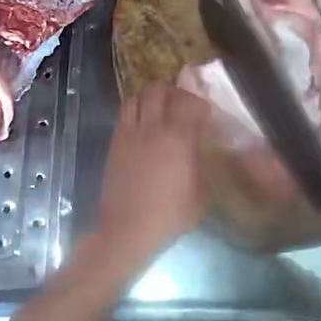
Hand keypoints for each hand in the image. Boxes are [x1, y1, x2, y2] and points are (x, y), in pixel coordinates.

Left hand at [93, 84, 210, 260]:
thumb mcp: (200, 195)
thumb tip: (197, 151)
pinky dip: (135, 114)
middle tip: (182, 106)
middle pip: (158, 91)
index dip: (200, 104)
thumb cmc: (169, 217)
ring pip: (136, 98)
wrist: (127, 229)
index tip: (206, 116)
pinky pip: (124, 116)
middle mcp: (152, 129)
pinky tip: (143, 129)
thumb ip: (200, 165)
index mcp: (178, 139)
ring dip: (150, 99)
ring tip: (160, 112)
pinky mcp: (114, 144)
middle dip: (173, 92)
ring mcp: (129, 134)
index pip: (190, 103)